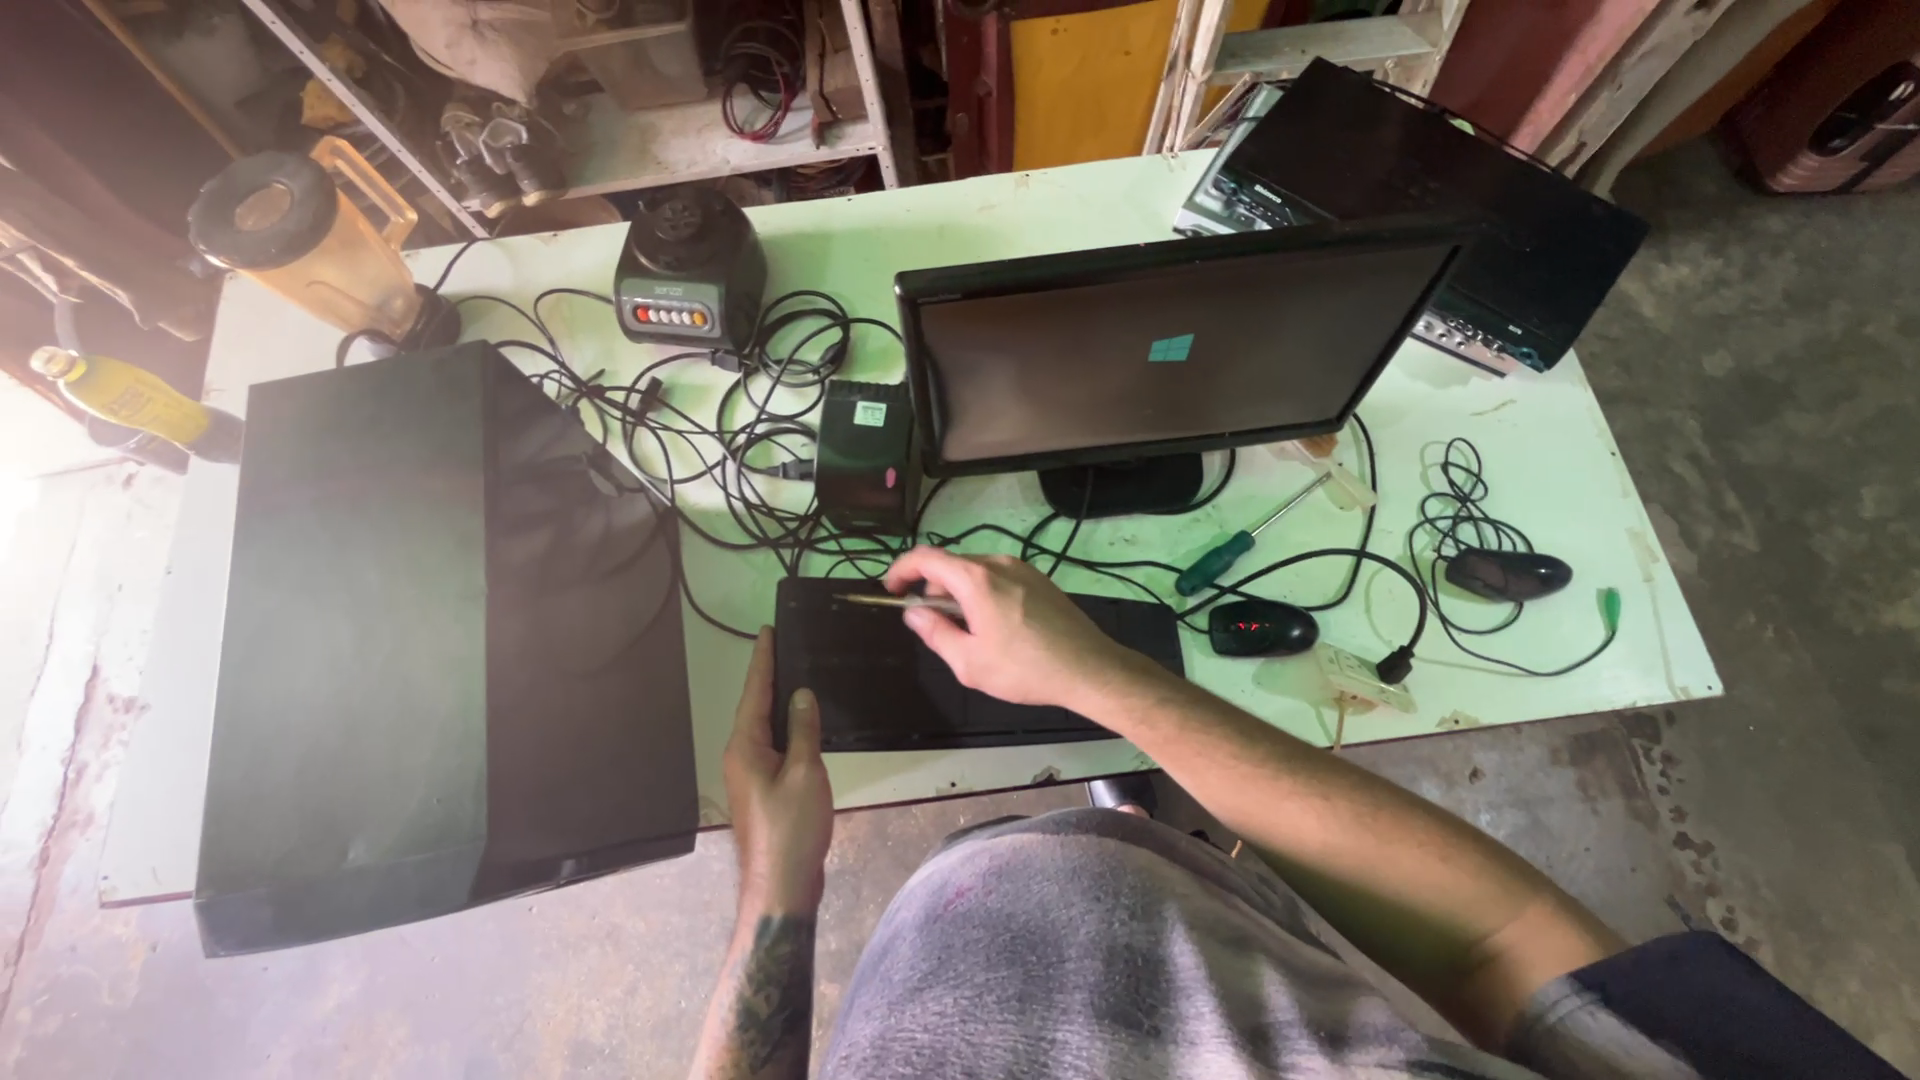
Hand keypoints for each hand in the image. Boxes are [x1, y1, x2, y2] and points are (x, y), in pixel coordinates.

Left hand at [723, 628, 832, 914]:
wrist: (781, 885)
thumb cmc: (792, 827)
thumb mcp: (806, 772)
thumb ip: (804, 729)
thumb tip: (802, 695)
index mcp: (745, 746)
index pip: (755, 692)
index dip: (763, 661)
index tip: (768, 631)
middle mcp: (741, 756)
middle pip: (756, 708)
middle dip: (770, 677)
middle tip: (789, 647)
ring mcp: (750, 776)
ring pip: (765, 729)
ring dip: (780, 704)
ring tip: (799, 676)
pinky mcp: (763, 791)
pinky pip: (775, 748)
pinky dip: (788, 729)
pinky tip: (804, 725)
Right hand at [885, 546, 1133, 709]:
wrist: (1088, 668)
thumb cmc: (1024, 668)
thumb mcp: (968, 662)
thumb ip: (934, 632)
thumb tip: (914, 612)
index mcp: (976, 579)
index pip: (926, 557)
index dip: (901, 570)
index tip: (891, 590)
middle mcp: (999, 563)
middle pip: (951, 565)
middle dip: (933, 590)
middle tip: (935, 626)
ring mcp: (1023, 569)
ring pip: (976, 572)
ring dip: (960, 594)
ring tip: (969, 632)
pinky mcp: (1040, 580)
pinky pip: (998, 578)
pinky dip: (983, 594)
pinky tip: (996, 627)